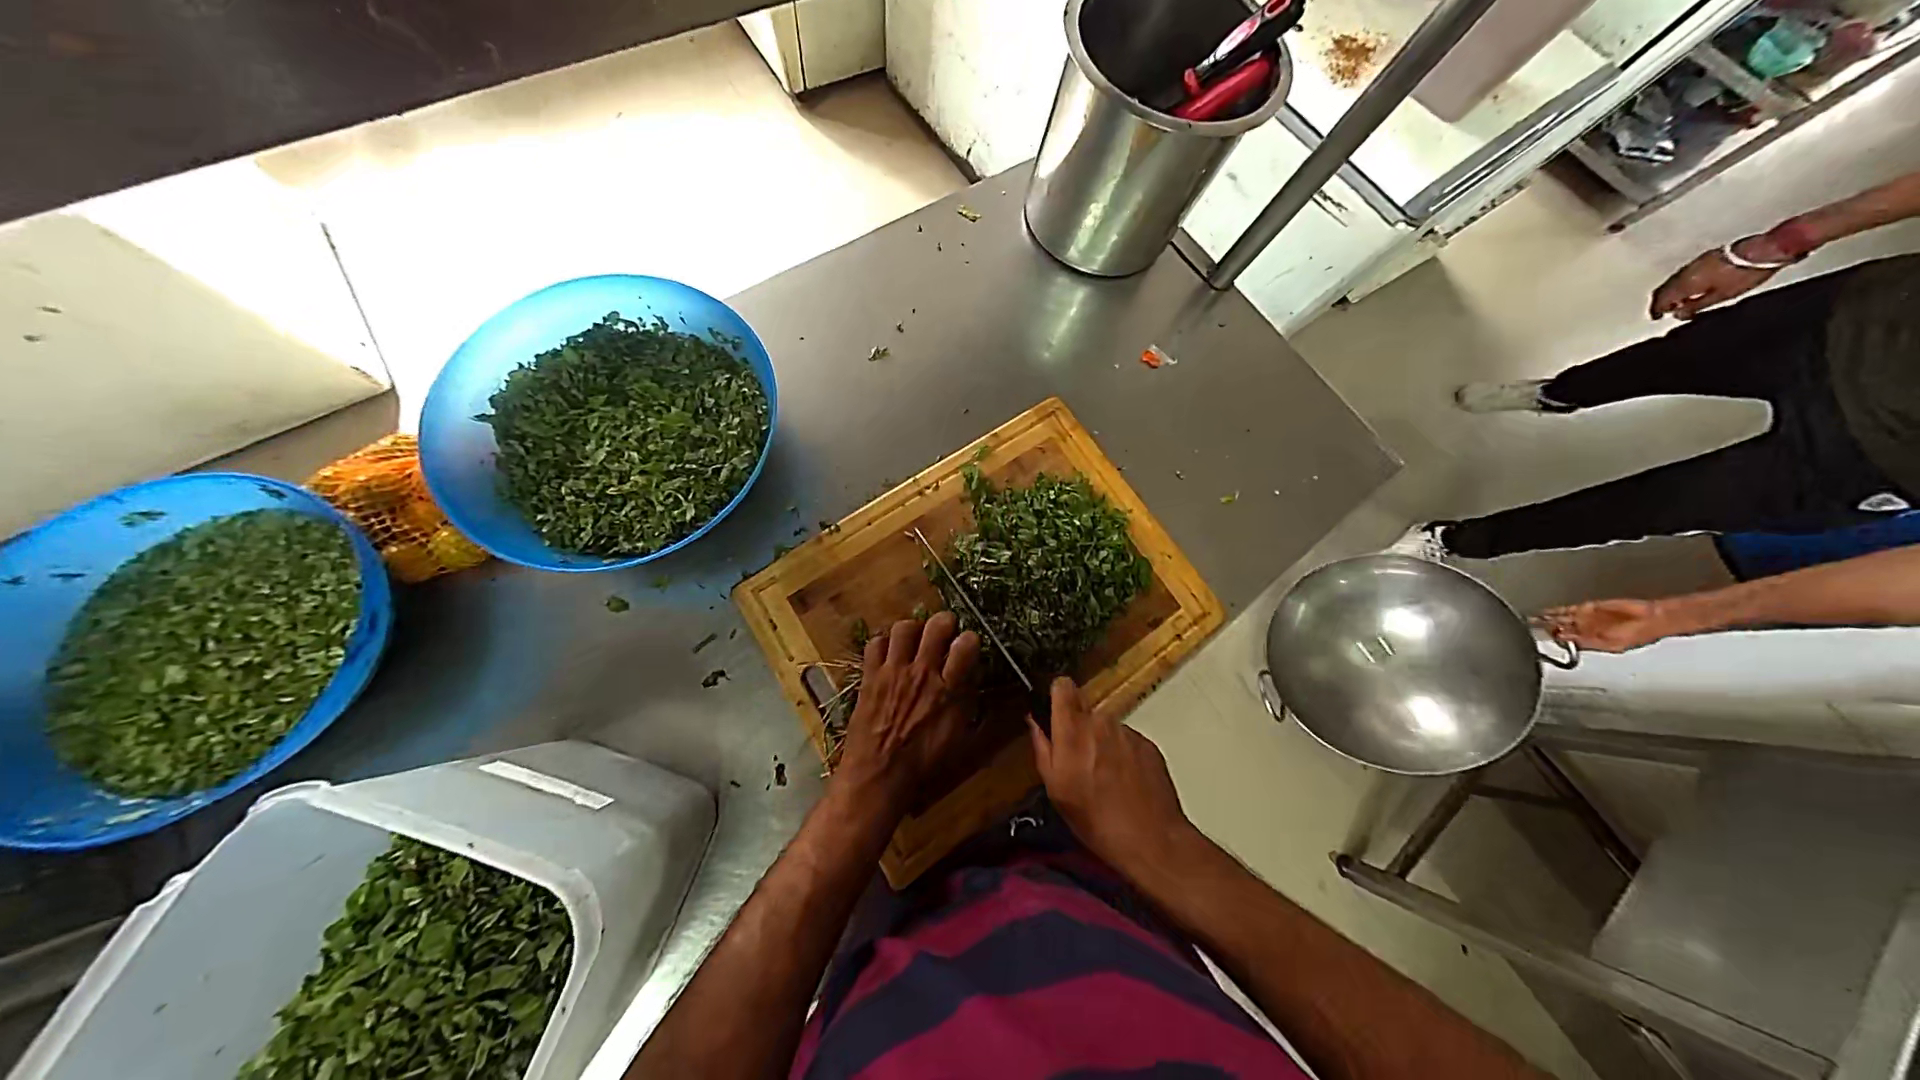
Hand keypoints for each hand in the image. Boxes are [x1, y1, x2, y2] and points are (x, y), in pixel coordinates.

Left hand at [833, 612, 981, 823]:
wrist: (879, 774)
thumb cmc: (924, 765)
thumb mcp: (961, 740)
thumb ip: (970, 705)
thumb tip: (974, 680)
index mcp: (949, 689)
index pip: (967, 644)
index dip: (971, 639)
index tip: (968, 645)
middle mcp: (922, 673)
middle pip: (937, 626)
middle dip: (945, 622)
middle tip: (945, 631)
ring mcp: (893, 671)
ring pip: (904, 628)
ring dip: (914, 629)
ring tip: (916, 639)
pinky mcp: (870, 676)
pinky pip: (876, 644)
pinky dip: (884, 643)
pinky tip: (889, 654)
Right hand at [1028, 677, 1196, 873]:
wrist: (1151, 839)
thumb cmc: (1096, 820)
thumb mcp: (1056, 789)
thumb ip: (1043, 748)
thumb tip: (1035, 723)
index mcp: (1073, 730)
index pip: (1063, 686)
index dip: (1058, 696)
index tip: (1056, 713)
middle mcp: (1102, 723)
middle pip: (1085, 711)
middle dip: (1080, 729)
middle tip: (1079, 762)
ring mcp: (1128, 733)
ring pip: (1106, 728)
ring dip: (1102, 744)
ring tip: (1104, 779)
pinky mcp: (1149, 745)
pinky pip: (1127, 742)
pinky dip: (1123, 755)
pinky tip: (1124, 783)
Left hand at [1538, 599, 1678, 651]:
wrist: (1652, 618)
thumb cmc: (1639, 634)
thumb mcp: (1613, 645)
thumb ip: (1589, 644)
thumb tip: (1571, 644)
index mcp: (1590, 641)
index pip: (1564, 641)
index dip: (1551, 640)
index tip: (1535, 640)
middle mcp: (1585, 630)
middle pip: (1558, 628)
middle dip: (1543, 628)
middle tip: (1527, 627)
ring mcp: (1584, 618)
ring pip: (1559, 618)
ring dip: (1545, 619)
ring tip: (1529, 620)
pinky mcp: (1587, 607)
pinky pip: (1566, 609)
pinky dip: (1554, 611)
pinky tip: (1542, 611)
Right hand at [1650, 244, 1782, 319]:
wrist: (1767, 249)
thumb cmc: (1745, 273)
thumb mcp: (1720, 297)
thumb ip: (1695, 307)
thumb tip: (1679, 313)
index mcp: (1683, 284)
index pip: (1660, 300)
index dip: (1656, 310)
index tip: (1657, 316)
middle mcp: (1684, 272)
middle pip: (1664, 288)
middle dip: (1663, 300)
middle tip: (1665, 308)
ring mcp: (1696, 262)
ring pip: (1674, 280)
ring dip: (1673, 290)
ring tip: (1681, 298)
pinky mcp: (1707, 256)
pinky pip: (1687, 271)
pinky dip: (1684, 281)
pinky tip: (1693, 285)